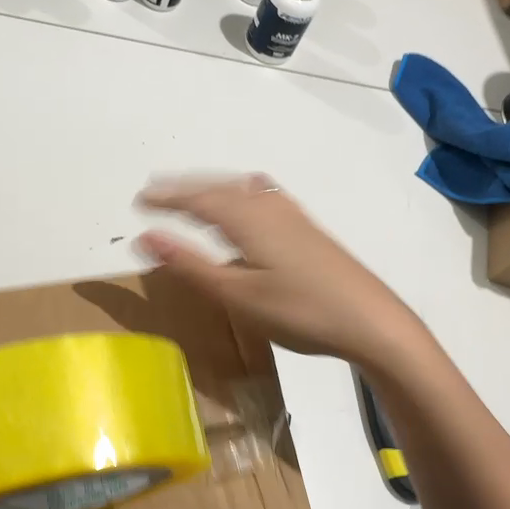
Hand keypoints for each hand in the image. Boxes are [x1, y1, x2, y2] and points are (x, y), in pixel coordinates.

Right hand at [136, 174, 425, 364]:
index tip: (139, 201)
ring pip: (243, 190)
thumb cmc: (299, 311)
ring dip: (213, 188)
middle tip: (156, 192)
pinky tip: (248, 206)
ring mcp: (293, 216)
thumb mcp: (237, 295)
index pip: (197, 200)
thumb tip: (144, 237)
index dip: (166, 199)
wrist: (371, 320)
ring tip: (193, 195)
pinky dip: (239, 194)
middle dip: (187, 188)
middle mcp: (268, 207)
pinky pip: (262, 197)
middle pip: (220, 187)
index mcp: (247, 219)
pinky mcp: (308, 229)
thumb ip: (190, 265)